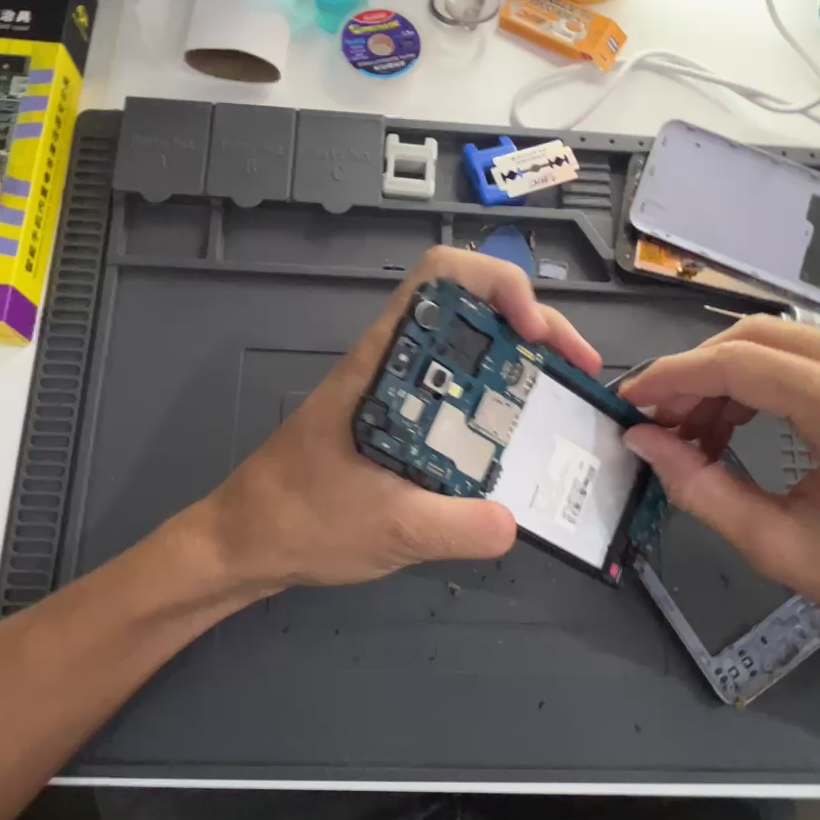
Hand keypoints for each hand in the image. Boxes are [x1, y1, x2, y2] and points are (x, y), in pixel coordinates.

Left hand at [201, 247, 601, 591]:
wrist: (245, 541)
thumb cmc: (303, 520)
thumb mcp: (392, 530)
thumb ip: (460, 528)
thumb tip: (515, 522)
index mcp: (382, 362)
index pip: (443, 278)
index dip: (501, 285)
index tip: (536, 334)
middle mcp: (390, 364)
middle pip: (471, 309)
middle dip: (533, 327)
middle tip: (575, 371)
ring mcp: (391, 392)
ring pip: (466, 352)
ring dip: (518, 366)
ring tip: (559, 403)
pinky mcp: (393, 422)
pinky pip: (454, 395)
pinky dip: (493, 404)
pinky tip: (512, 443)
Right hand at [619, 316, 819, 671]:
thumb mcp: (777, 544)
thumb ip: (699, 486)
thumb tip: (642, 441)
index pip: (742, 365)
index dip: (674, 376)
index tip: (630, 399)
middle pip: (758, 336)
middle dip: (696, 372)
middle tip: (660, 419)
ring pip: (782, 340)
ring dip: (726, 376)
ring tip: (695, 429)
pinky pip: (811, 356)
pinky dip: (763, 380)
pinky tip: (739, 421)